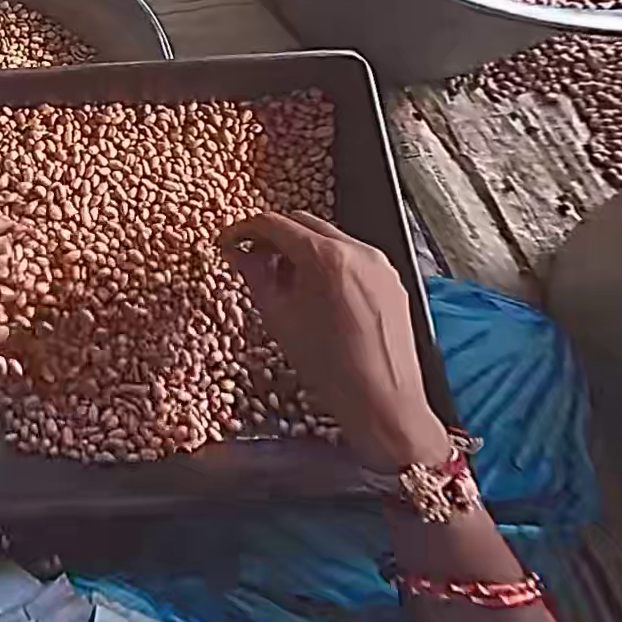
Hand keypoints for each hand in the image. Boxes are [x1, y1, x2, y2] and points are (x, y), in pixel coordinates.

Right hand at [220, 211, 450, 470]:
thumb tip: (239, 253)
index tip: (230, 240)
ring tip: (283, 279)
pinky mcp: (391, 279)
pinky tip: (314, 290)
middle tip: (252, 256)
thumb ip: (254, 274)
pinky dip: (326, 261)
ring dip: (300, 248)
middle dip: (273, 235)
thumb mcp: (277, 316)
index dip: (245, 229)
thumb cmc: (328, 365)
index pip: (274, 223)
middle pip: (302, 222)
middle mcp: (357, 251)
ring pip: (328, 237)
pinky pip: (351, 256)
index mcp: (325, 257)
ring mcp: (378, 263)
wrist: (382, 399)